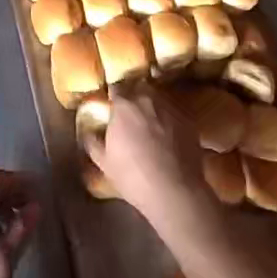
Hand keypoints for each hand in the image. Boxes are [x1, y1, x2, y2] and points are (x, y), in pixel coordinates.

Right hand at [83, 83, 211, 232]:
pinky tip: (170, 134)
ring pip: (159, 98)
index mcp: (124, 106)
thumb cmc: (132, 175)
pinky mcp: (189, 120)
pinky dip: (170, 118)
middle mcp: (147, 99)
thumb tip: (87, 133)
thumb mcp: (104, 162)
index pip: (116, 88)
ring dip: (153, 105)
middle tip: (131, 112)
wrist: (174, 189)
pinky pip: (175, 112)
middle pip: (139, 88)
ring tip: (152, 121)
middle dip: (134, 96)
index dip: (114, 96)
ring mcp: (170, 108)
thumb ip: (93, 142)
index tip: (112, 104)